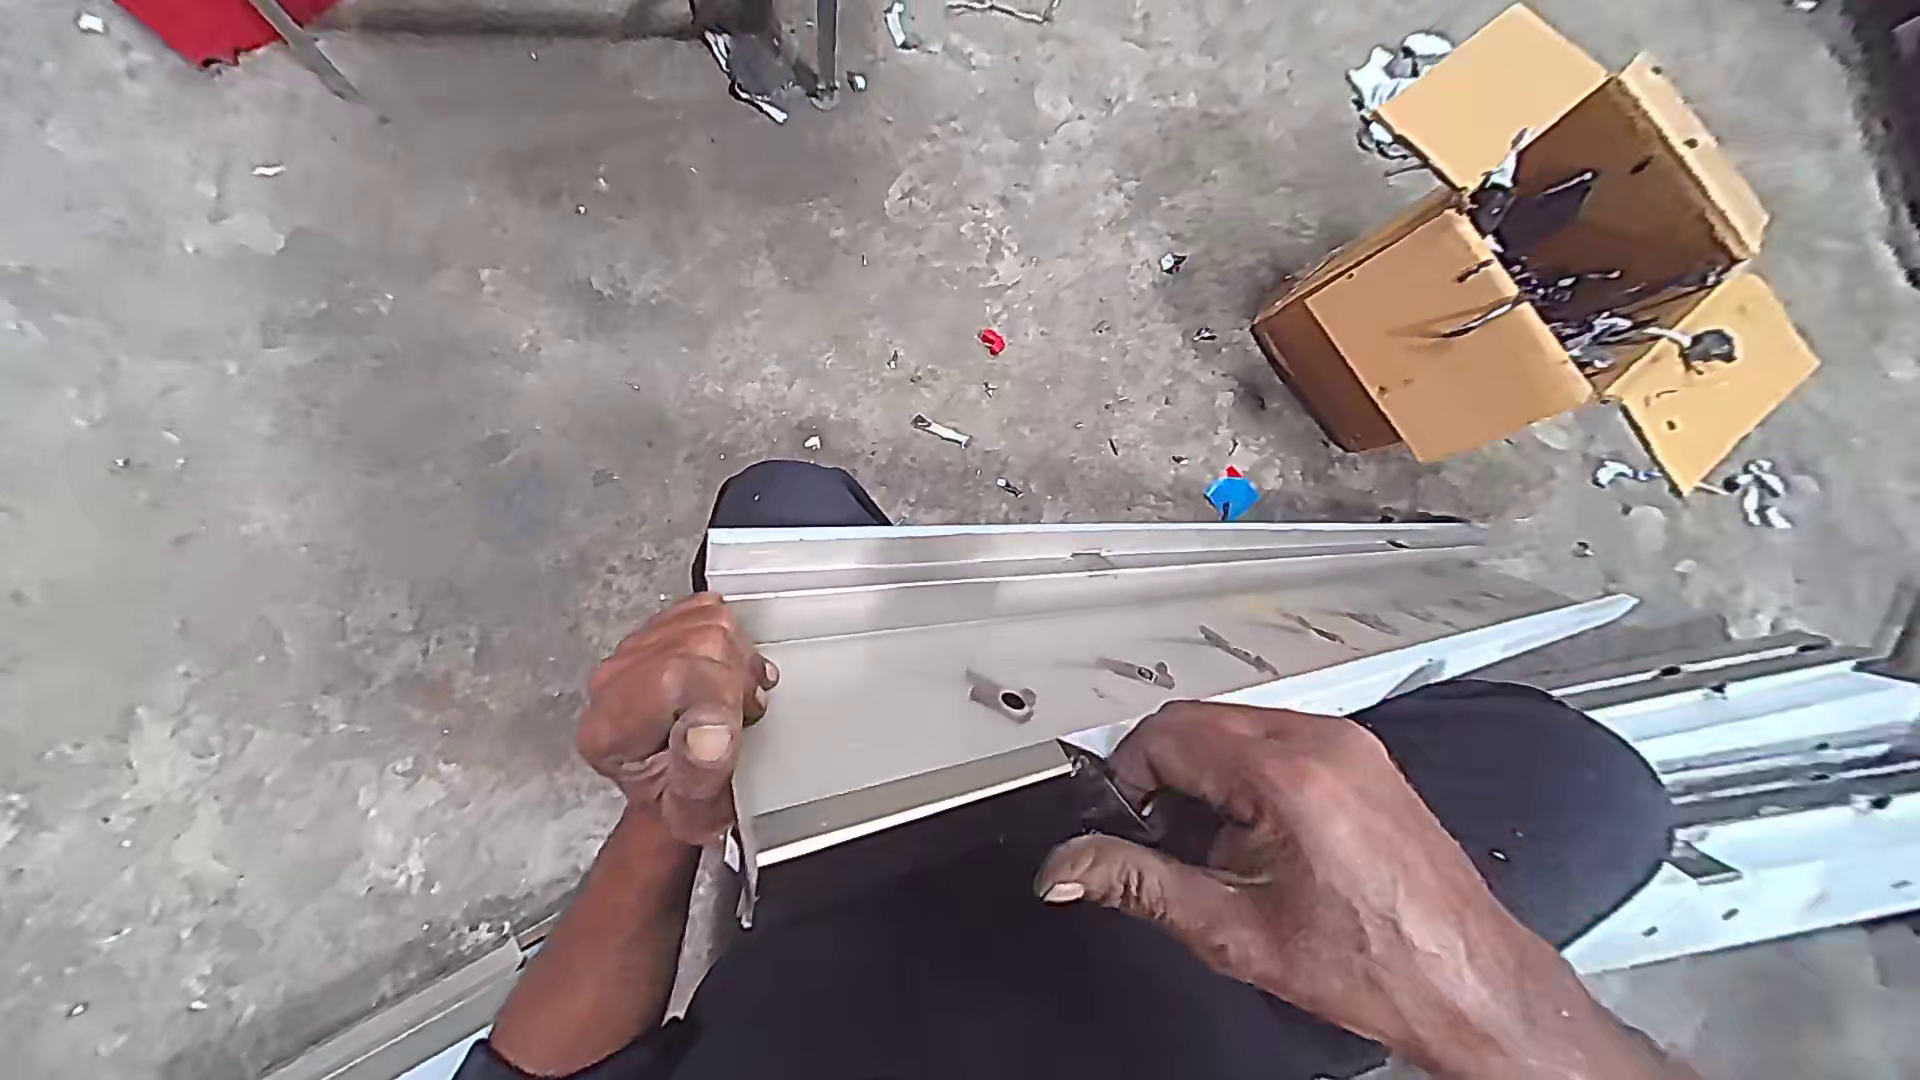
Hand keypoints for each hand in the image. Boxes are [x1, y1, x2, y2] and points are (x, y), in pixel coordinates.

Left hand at [576, 594, 777, 843]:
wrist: (675, 793)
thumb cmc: (683, 803)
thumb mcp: (696, 810)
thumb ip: (701, 774)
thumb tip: (711, 735)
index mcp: (611, 729)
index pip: (675, 674)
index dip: (723, 697)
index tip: (737, 725)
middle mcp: (614, 681)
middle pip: (701, 641)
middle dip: (738, 679)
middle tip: (739, 716)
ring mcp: (635, 651)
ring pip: (710, 621)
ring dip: (740, 660)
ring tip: (735, 698)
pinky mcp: (659, 630)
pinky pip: (705, 609)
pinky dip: (731, 637)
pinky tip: (728, 669)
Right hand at [1035, 702, 1579, 1074]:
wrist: (1479, 987)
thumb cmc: (1376, 967)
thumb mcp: (1233, 932)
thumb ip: (1137, 884)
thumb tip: (1068, 866)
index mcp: (1286, 775)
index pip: (1163, 735)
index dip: (1128, 776)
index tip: (1130, 818)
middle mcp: (1315, 739)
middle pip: (1189, 718)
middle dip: (1157, 767)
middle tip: (1162, 828)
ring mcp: (1339, 737)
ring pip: (1223, 719)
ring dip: (1194, 763)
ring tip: (1208, 830)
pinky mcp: (1352, 746)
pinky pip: (1263, 728)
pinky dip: (1233, 760)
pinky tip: (1247, 817)